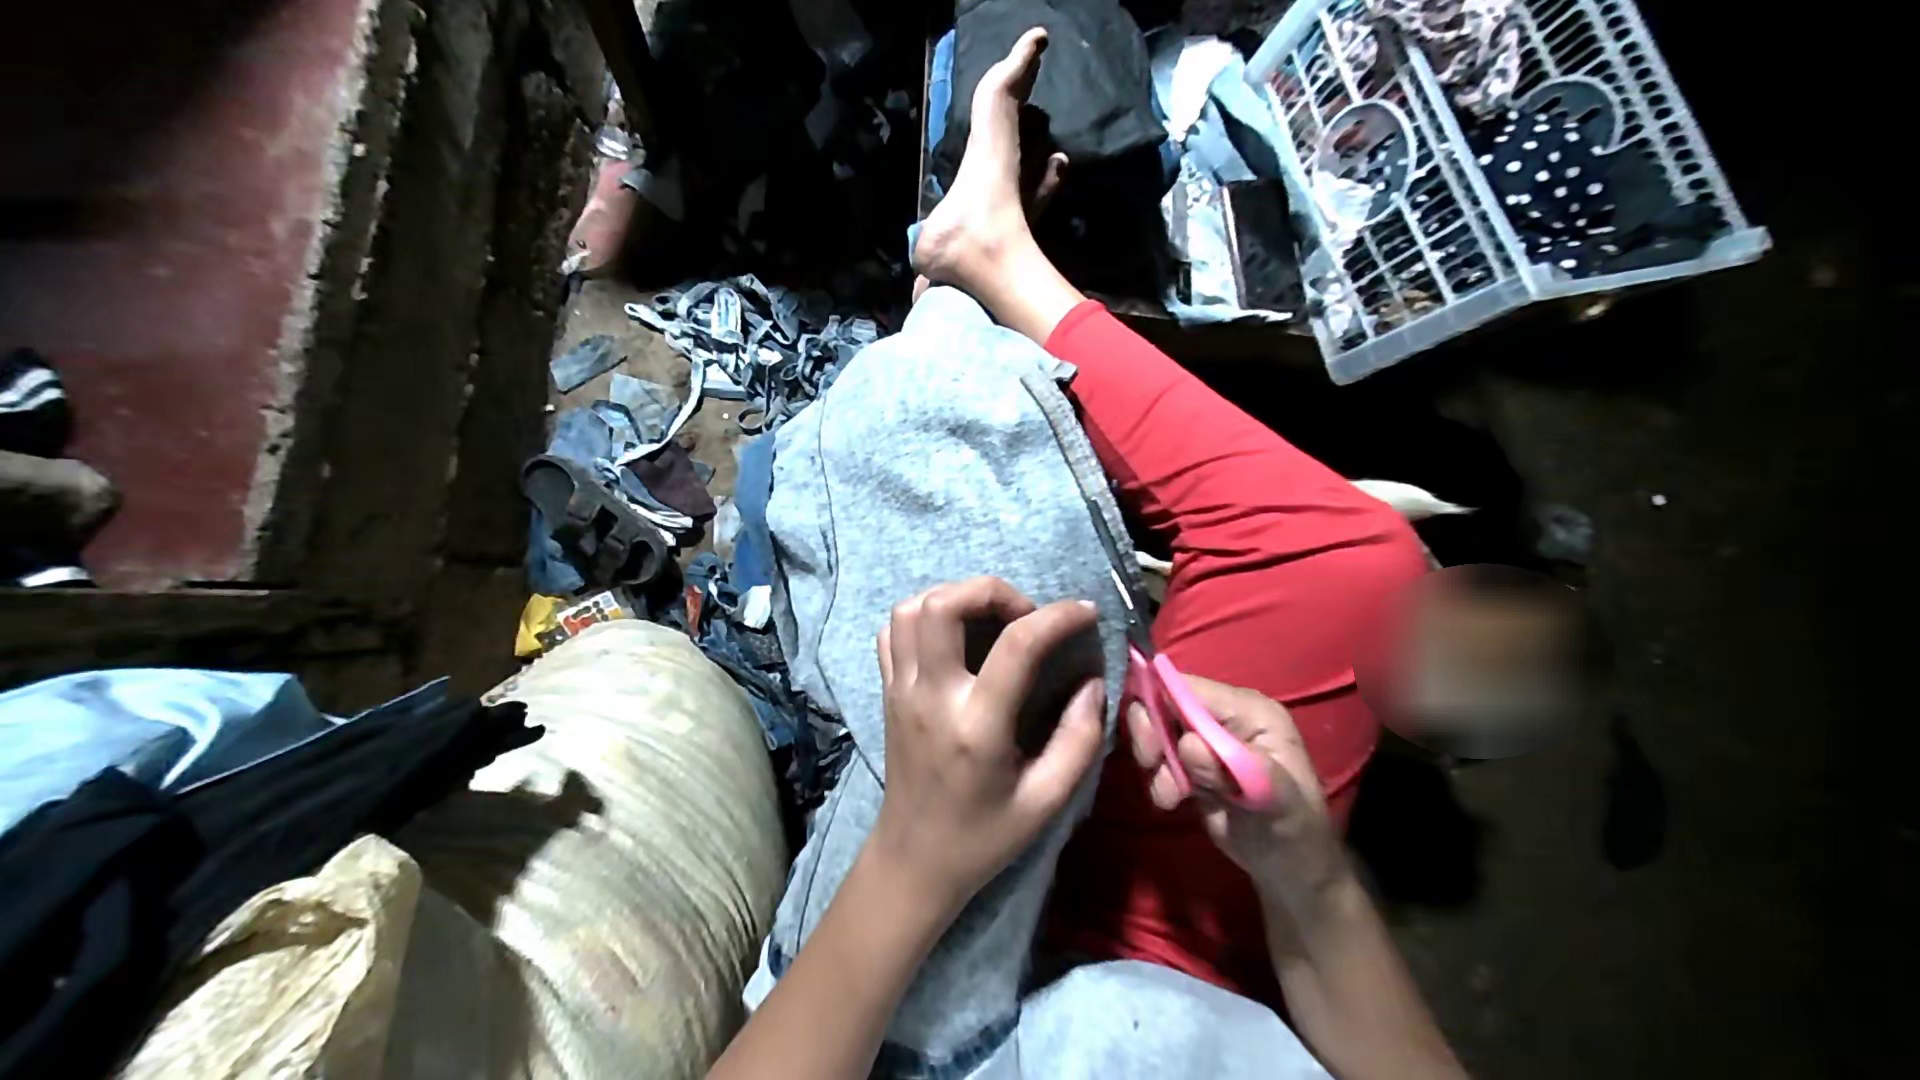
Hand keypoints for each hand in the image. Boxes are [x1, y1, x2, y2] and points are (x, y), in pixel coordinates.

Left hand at [868, 577, 1105, 913]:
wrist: (913, 859)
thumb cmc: (984, 836)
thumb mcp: (1047, 801)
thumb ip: (1078, 738)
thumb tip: (1093, 681)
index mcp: (977, 727)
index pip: (1016, 645)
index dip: (1057, 617)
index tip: (1084, 612)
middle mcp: (931, 697)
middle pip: (943, 605)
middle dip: (992, 591)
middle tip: (1025, 614)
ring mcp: (900, 691)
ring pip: (910, 609)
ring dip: (955, 596)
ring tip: (989, 617)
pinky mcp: (886, 692)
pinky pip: (893, 632)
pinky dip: (923, 617)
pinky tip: (952, 636)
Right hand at [1128, 676, 1345, 907]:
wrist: (1291, 873)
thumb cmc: (1294, 833)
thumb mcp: (1277, 802)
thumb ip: (1236, 768)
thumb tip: (1187, 742)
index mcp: (1251, 711)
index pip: (1190, 689)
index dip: (1161, 706)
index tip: (1152, 747)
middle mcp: (1225, 716)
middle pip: (1165, 700)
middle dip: (1152, 734)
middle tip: (1154, 766)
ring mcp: (1207, 738)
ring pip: (1156, 727)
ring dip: (1155, 762)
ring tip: (1170, 795)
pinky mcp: (1192, 761)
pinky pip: (1159, 755)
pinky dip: (1158, 777)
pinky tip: (1172, 801)